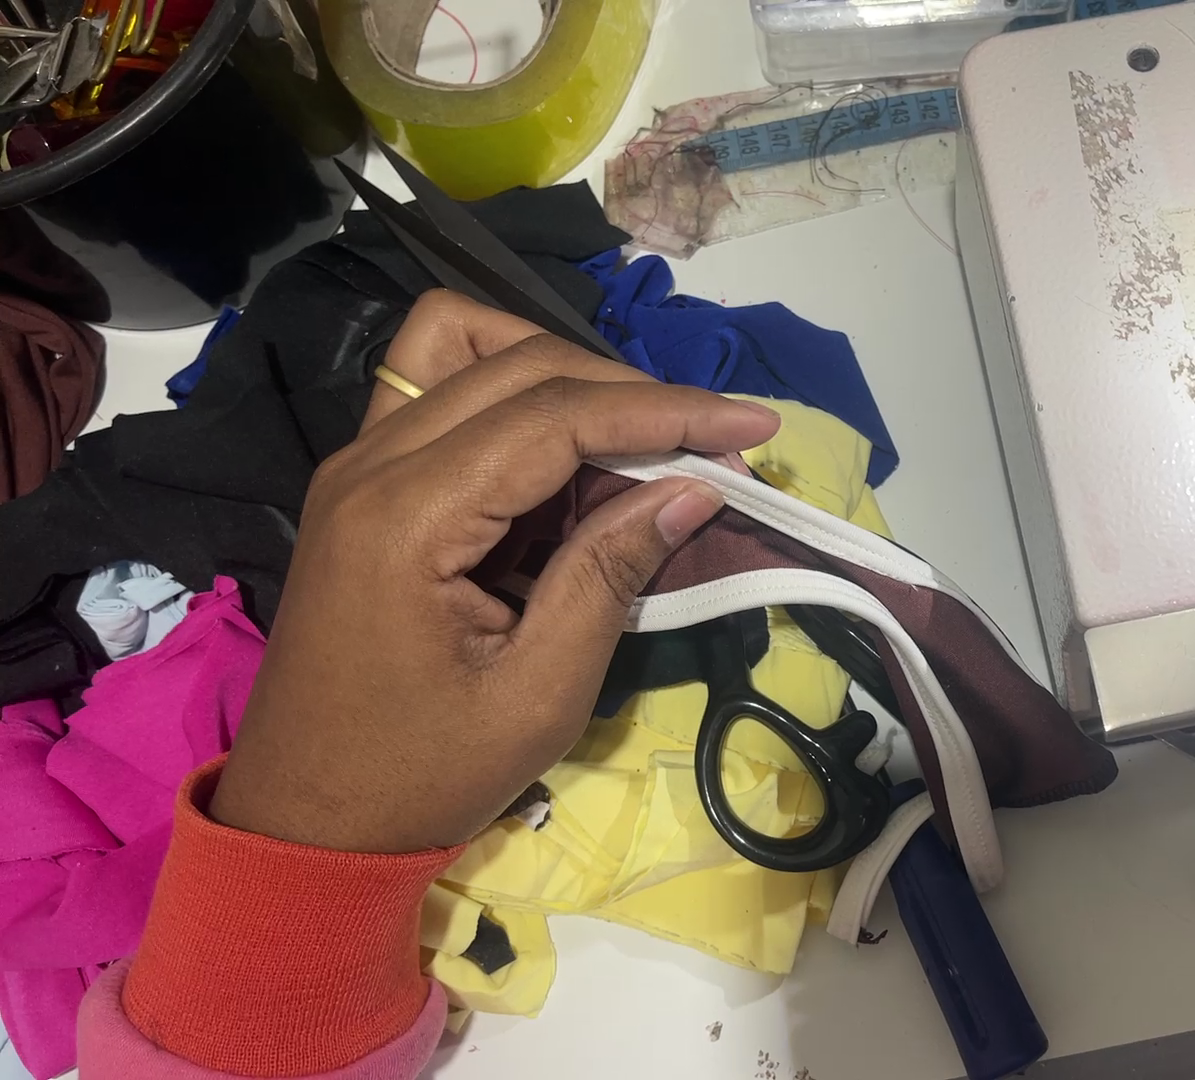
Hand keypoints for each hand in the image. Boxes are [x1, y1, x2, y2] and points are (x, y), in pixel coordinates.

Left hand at [210, 290, 781, 852]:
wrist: (316, 818)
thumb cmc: (430, 769)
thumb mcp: (544, 688)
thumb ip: (614, 572)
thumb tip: (695, 488)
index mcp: (410, 519)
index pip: (558, 417)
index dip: (668, 411)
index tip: (754, 425)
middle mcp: (374, 464)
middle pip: (525, 366)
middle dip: (639, 394)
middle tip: (715, 448)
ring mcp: (366, 463)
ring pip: (477, 350)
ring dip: (579, 381)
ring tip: (647, 441)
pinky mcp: (378, 479)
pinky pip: (451, 388)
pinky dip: (528, 395)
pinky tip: (576, 448)